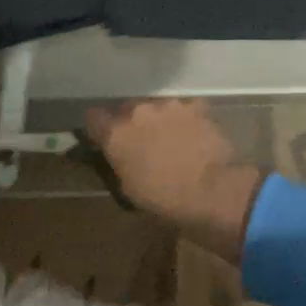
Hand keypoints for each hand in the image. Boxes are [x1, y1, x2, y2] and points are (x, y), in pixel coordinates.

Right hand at [85, 99, 264, 263]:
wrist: (212, 191)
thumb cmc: (164, 201)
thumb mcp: (129, 189)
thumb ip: (118, 163)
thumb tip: (115, 155)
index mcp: (116, 134)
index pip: (93, 117)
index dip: (96, 126)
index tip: (100, 137)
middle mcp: (138, 111)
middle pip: (127, 108)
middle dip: (130, 122)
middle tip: (140, 143)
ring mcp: (169, 105)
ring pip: (156, 107)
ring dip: (158, 119)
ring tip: (169, 140)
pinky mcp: (196, 106)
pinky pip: (184, 109)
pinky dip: (185, 119)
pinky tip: (193, 134)